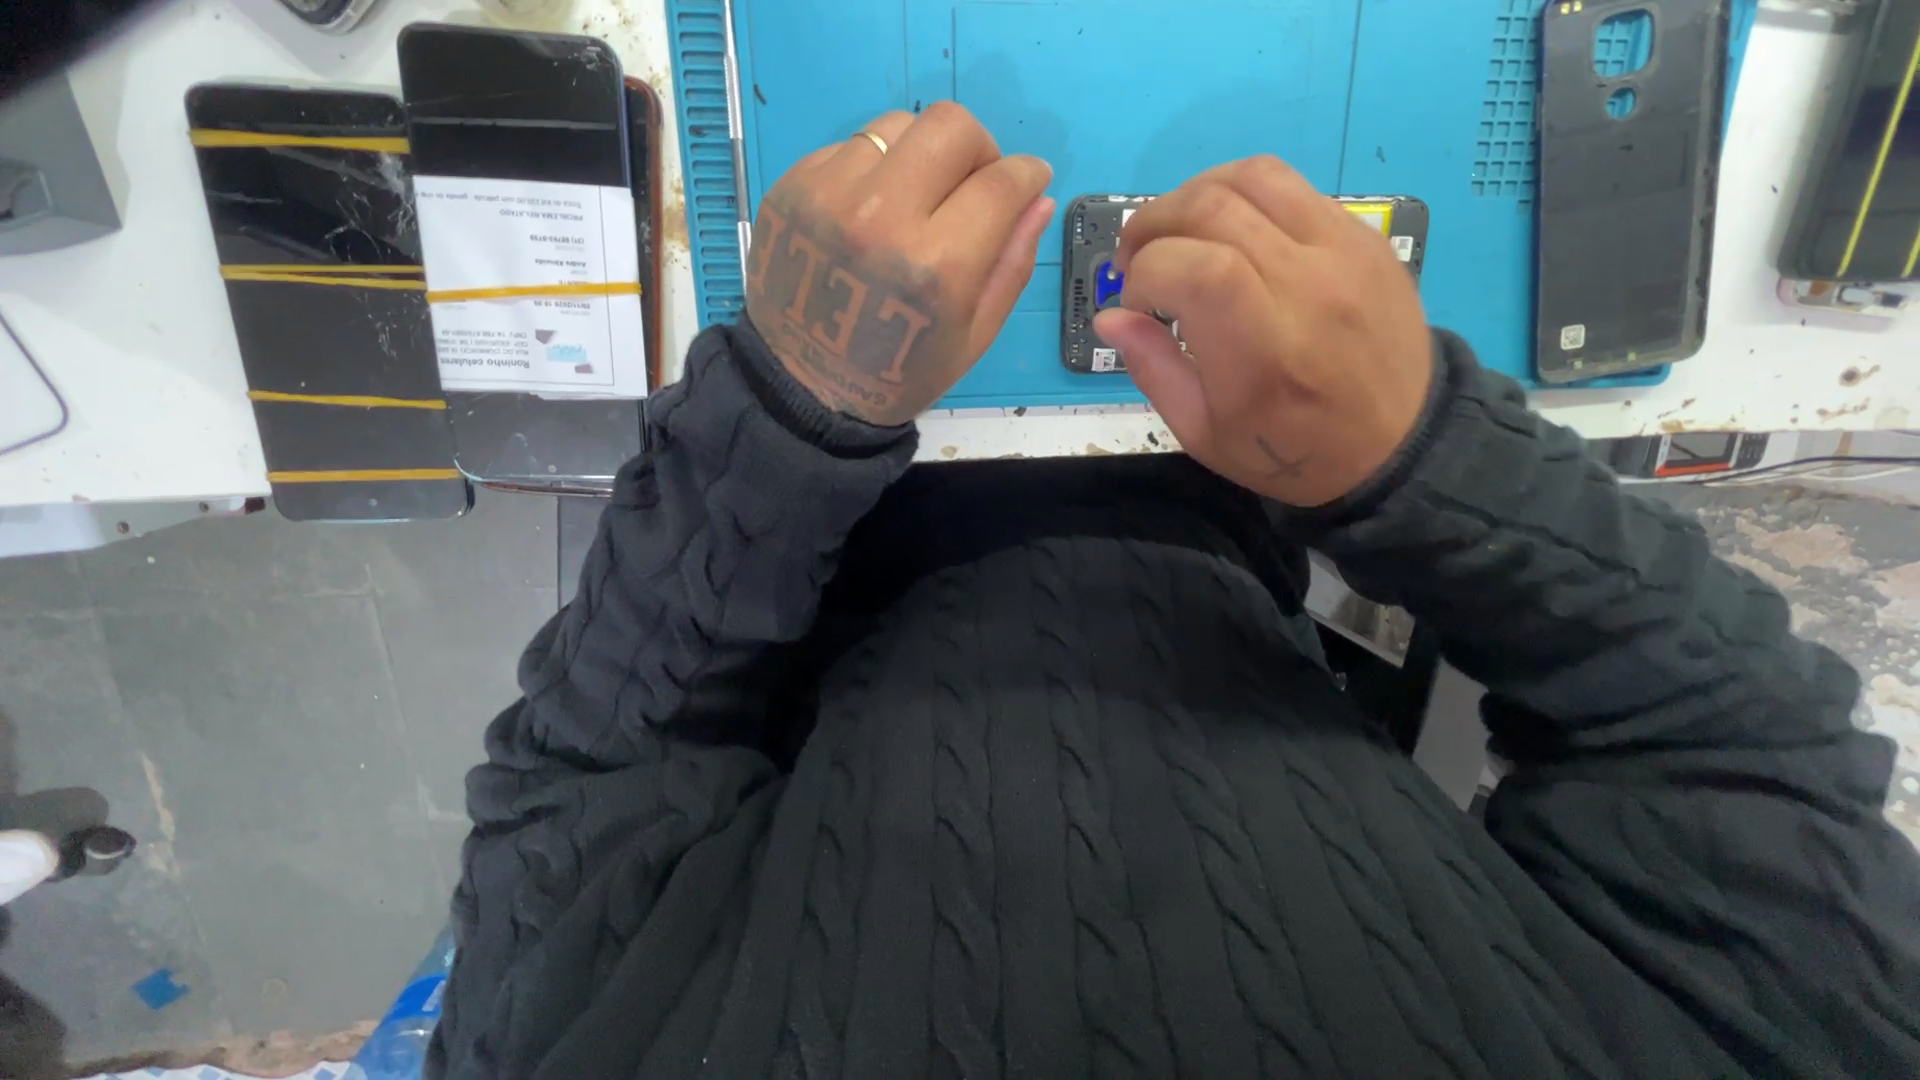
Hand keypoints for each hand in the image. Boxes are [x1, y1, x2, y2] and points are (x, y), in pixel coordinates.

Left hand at [745, 104, 1054, 425]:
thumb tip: (1039, 198)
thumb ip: (1012, 265)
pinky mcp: (792, 187)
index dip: (1028, 174)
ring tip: (919, 199)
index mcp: (937, 267)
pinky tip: (873, 213)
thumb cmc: (900, 375)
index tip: (1030, 180)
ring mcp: (829, 195)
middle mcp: (882, 216)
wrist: (804, 390)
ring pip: (900, 126)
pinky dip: (876, 170)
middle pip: (951, 127)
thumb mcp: (973, 337)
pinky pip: (852, 147)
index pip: (1000, 184)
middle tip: (975, 184)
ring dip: (925, 154)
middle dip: (980, 149)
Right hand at [1093, 157, 1433, 506]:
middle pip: (1212, 207)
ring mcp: (1343, 251)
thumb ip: (1153, 370)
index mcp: (1263, 351)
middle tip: (1135, 259)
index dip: (1144, 273)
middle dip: (1152, 224)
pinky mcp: (1363, 237)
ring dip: (1194, 194)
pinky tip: (1228, 235)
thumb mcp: (1204, 433)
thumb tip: (1110, 317)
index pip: (1191, 267)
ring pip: (1253, 176)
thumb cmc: (1290, 452)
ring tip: (1176, 232)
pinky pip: (1292, 188)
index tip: (1135, 305)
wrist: (1398, 445)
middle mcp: (1306, 285)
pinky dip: (1241, 199)